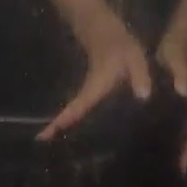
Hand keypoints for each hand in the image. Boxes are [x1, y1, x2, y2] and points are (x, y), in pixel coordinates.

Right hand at [40, 0, 152, 141]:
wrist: (104, 31)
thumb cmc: (117, 45)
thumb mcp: (133, 57)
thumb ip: (139, 75)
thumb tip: (143, 96)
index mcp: (94, 90)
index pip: (74, 110)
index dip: (60, 123)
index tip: (42, 137)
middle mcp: (88, 96)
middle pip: (71, 119)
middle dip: (58, 134)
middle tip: (47, 154)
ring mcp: (88, 95)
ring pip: (76, 116)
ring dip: (67, 131)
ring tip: (61, 152)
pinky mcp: (92, 94)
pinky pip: (83, 112)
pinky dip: (78, 122)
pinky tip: (85, 138)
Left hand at [155, 29, 186, 172]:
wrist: (174, 42)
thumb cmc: (177, 53)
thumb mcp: (178, 61)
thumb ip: (181, 74)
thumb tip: (183, 89)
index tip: (184, 166)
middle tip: (177, 179)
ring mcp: (182, 112)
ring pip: (182, 138)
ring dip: (177, 154)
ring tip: (167, 174)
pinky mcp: (172, 110)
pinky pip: (171, 131)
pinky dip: (166, 143)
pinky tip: (155, 153)